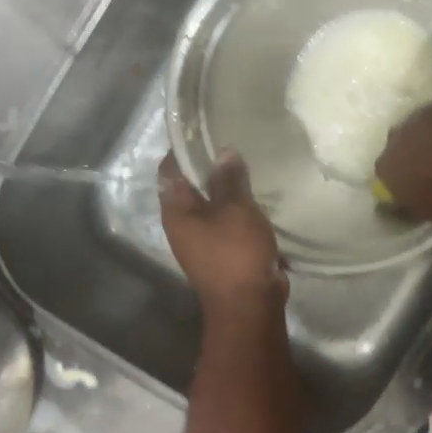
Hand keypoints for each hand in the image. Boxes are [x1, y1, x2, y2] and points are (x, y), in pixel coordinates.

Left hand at [158, 151, 286, 310]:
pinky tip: (261, 197)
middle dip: (210, 166)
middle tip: (236, 143)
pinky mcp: (224, 250)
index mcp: (176, 212)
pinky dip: (240, 207)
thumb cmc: (235, 252)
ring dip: (228, 187)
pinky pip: (228, 220)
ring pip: (212, 204)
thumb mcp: (235, 209)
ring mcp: (203, 240)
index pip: (171, 171)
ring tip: (251, 166)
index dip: (184, 149)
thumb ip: (229, 179)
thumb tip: (225, 151)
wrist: (248, 303)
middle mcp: (183, 225)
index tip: (206, 129)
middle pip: (191, 187)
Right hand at [374, 100, 431, 221]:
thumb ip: (407, 207)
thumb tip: (396, 206)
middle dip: (410, 152)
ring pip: (417, 127)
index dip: (399, 177)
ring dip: (428, 135)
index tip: (413, 183)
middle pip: (398, 145)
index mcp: (385, 168)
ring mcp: (415, 118)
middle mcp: (393, 139)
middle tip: (431, 163)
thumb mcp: (425, 212)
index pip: (385, 173)